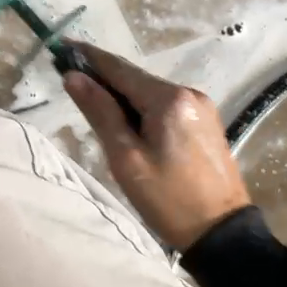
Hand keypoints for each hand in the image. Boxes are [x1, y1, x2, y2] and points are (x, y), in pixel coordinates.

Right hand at [63, 42, 252, 251]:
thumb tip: (73, 77)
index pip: (118, 68)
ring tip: (95, 105)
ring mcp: (200, 106)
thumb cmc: (169, 201)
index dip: (87, 58)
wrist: (224, 238)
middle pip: (134, 78)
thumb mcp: (126, 158)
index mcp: (168, 99)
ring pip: (148, 91)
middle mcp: (187, 92)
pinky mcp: (205, 121)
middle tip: (71, 81)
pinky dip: (141, 107)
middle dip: (103, 78)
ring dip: (121, 95)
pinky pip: (163, 104)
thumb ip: (99, 112)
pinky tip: (126, 121)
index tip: (61, 48)